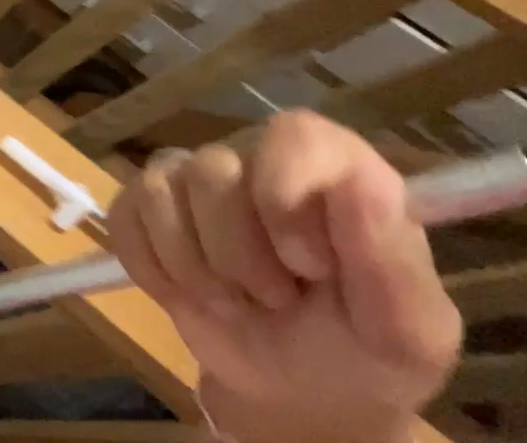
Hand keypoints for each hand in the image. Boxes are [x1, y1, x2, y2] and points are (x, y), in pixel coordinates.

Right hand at [107, 111, 460, 442]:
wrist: (293, 391)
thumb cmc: (363, 355)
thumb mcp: (403, 330)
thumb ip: (389, 257)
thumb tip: (360, 180)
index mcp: (331, 172)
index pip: (292, 136)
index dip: (285, 193)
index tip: (307, 264)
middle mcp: (254, 160)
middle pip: (212, 169)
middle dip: (237, 254)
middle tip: (275, 299)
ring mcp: (189, 180)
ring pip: (160, 190)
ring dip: (194, 267)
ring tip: (232, 302)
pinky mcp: (141, 207)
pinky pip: (123, 215)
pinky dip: (152, 267)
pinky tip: (184, 293)